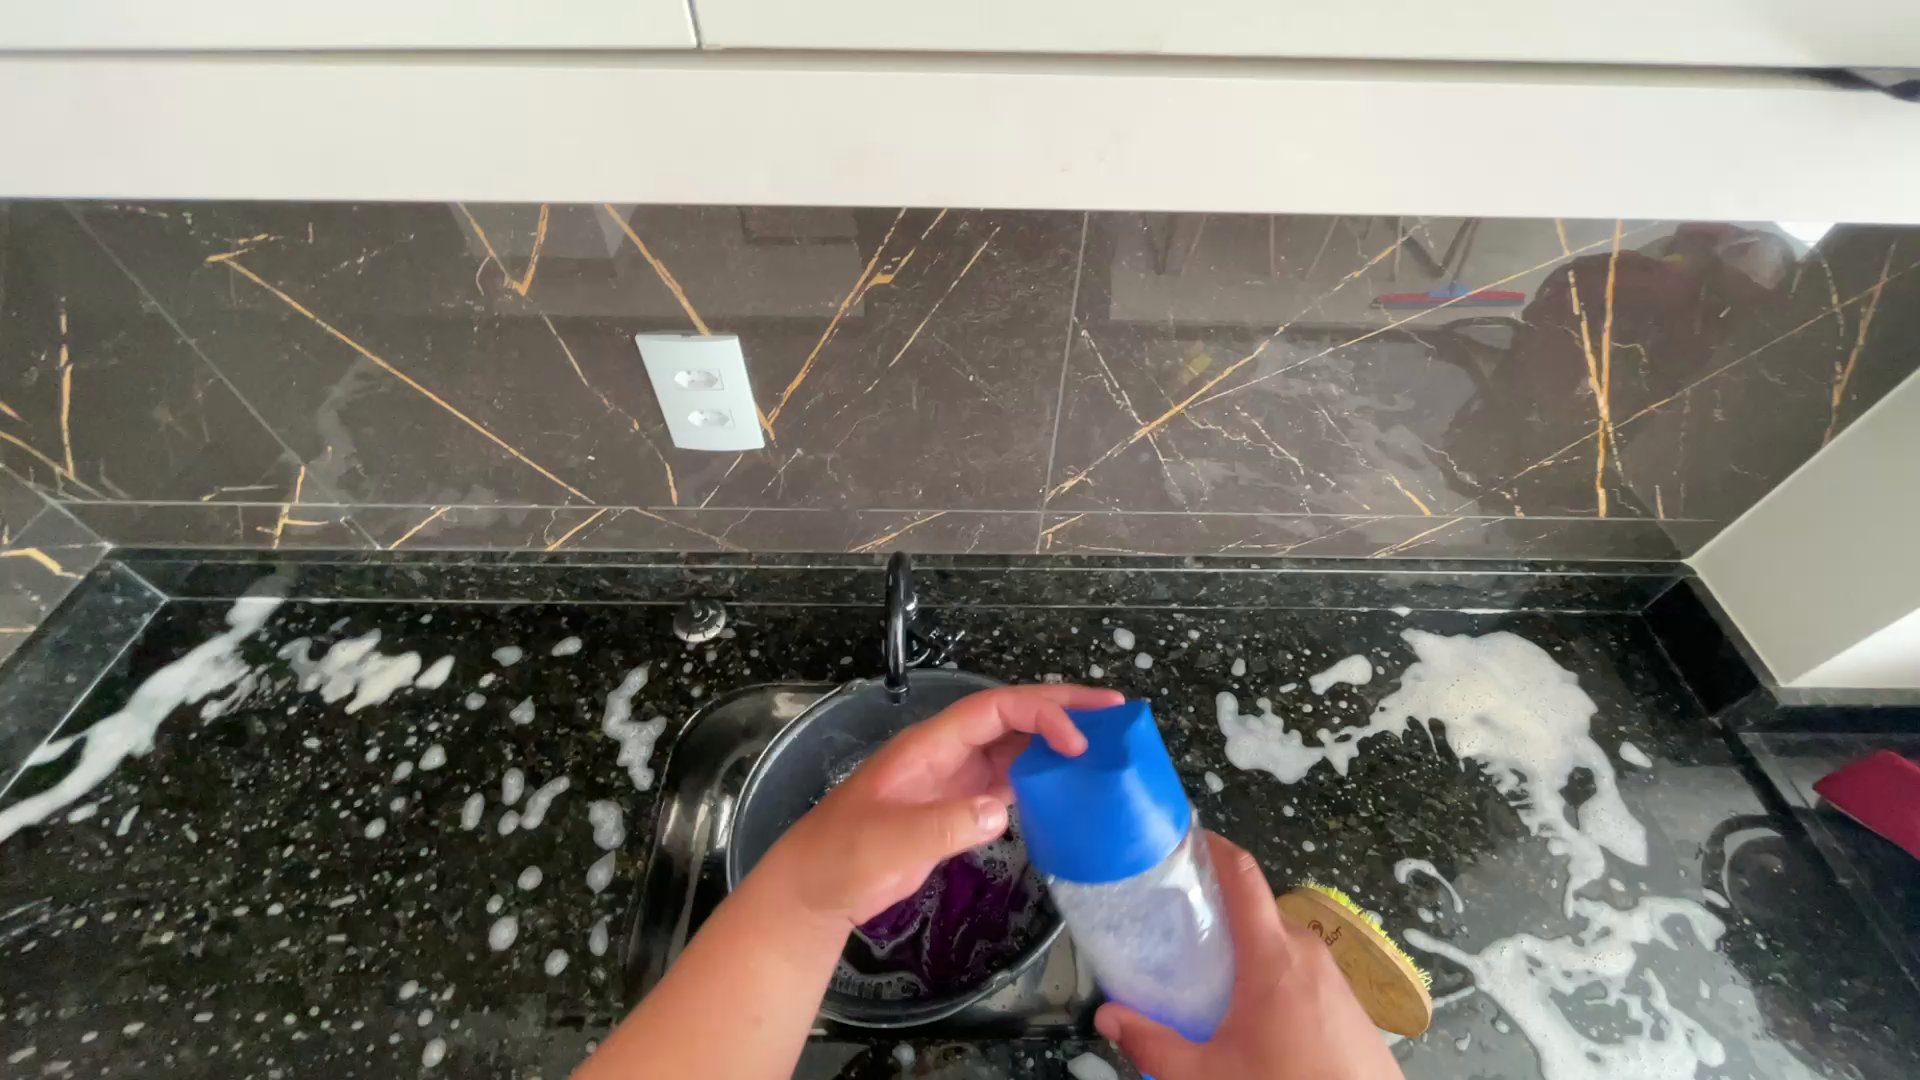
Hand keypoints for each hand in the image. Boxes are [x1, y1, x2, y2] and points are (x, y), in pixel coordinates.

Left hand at [756, 683, 1121, 926]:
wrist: (816, 886)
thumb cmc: (843, 855)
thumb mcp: (890, 841)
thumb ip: (944, 825)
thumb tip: (1001, 810)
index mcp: (930, 745)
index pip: (993, 710)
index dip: (1039, 714)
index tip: (1077, 739)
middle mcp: (948, 752)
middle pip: (1011, 716)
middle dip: (1060, 708)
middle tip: (1115, 710)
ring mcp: (954, 778)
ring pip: (1014, 746)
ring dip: (1055, 742)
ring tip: (1103, 744)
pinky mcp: (958, 806)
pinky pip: (1008, 781)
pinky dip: (1040, 779)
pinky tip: (1066, 788)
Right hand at [1095, 833, 1406, 1079]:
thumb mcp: (1210, 1078)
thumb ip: (1154, 1045)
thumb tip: (1106, 1017)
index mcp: (1272, 951)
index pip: (1241, 871)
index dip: (1210, 844)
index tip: (1177, 841)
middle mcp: (1304, 947)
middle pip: (1252, 902)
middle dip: (1212, 900)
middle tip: (1171, 917)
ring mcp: (1332, 972)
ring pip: (1275, 932)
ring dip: (1241, 935)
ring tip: (1203, 961)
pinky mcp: (1347, 998)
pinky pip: (1298, 959)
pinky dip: (1268, 962)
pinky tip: (1248, 1002)